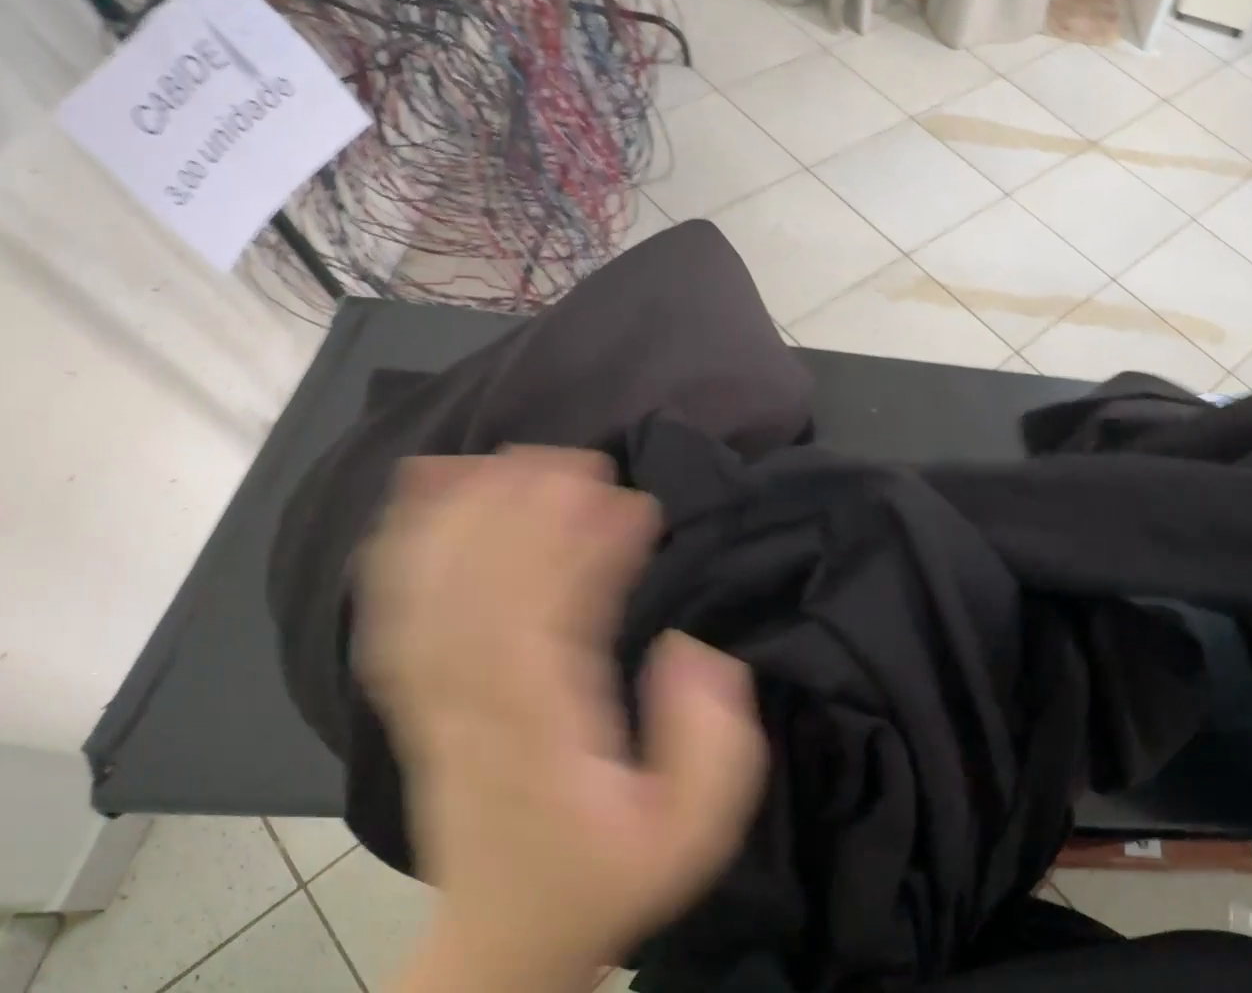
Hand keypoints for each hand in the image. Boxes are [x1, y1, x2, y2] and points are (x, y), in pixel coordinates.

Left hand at [357, 447, 767, 992]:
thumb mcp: (697, 827)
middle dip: (526, 507)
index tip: (634, 502)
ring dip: (467, 514)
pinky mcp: (421, 701)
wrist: (509, 937)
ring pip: (431, 590)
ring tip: (510, 456)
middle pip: (482, 586)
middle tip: (581, 457)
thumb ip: (710, 739)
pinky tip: (428, 502)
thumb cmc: (611, 877)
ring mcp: (436, 702)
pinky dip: (408, 548)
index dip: (586, 546)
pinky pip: (398, 613)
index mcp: (545, 730)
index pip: (549, 615)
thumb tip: (692, 648)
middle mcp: (478, 706)